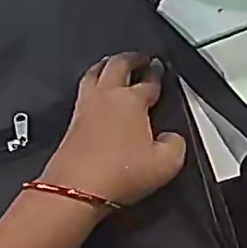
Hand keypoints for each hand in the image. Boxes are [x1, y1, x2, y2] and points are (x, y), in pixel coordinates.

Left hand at [39, 53, 187, 207]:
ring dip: (107, 65)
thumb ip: (175, 145)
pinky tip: (95, 93)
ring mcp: (85, 108)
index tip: (159, 69)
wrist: (76, 189)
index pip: (148, 81)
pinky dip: (92, 84)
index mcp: (132, 100)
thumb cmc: (118, 173)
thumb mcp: (166, 164)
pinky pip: (82, 92)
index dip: (157, 74)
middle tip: (140, 58)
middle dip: (132, 58)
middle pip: (118, 65)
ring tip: (113, 65)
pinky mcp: (71, 124)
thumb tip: (171, 140)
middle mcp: (106, 97)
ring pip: (94, 73)